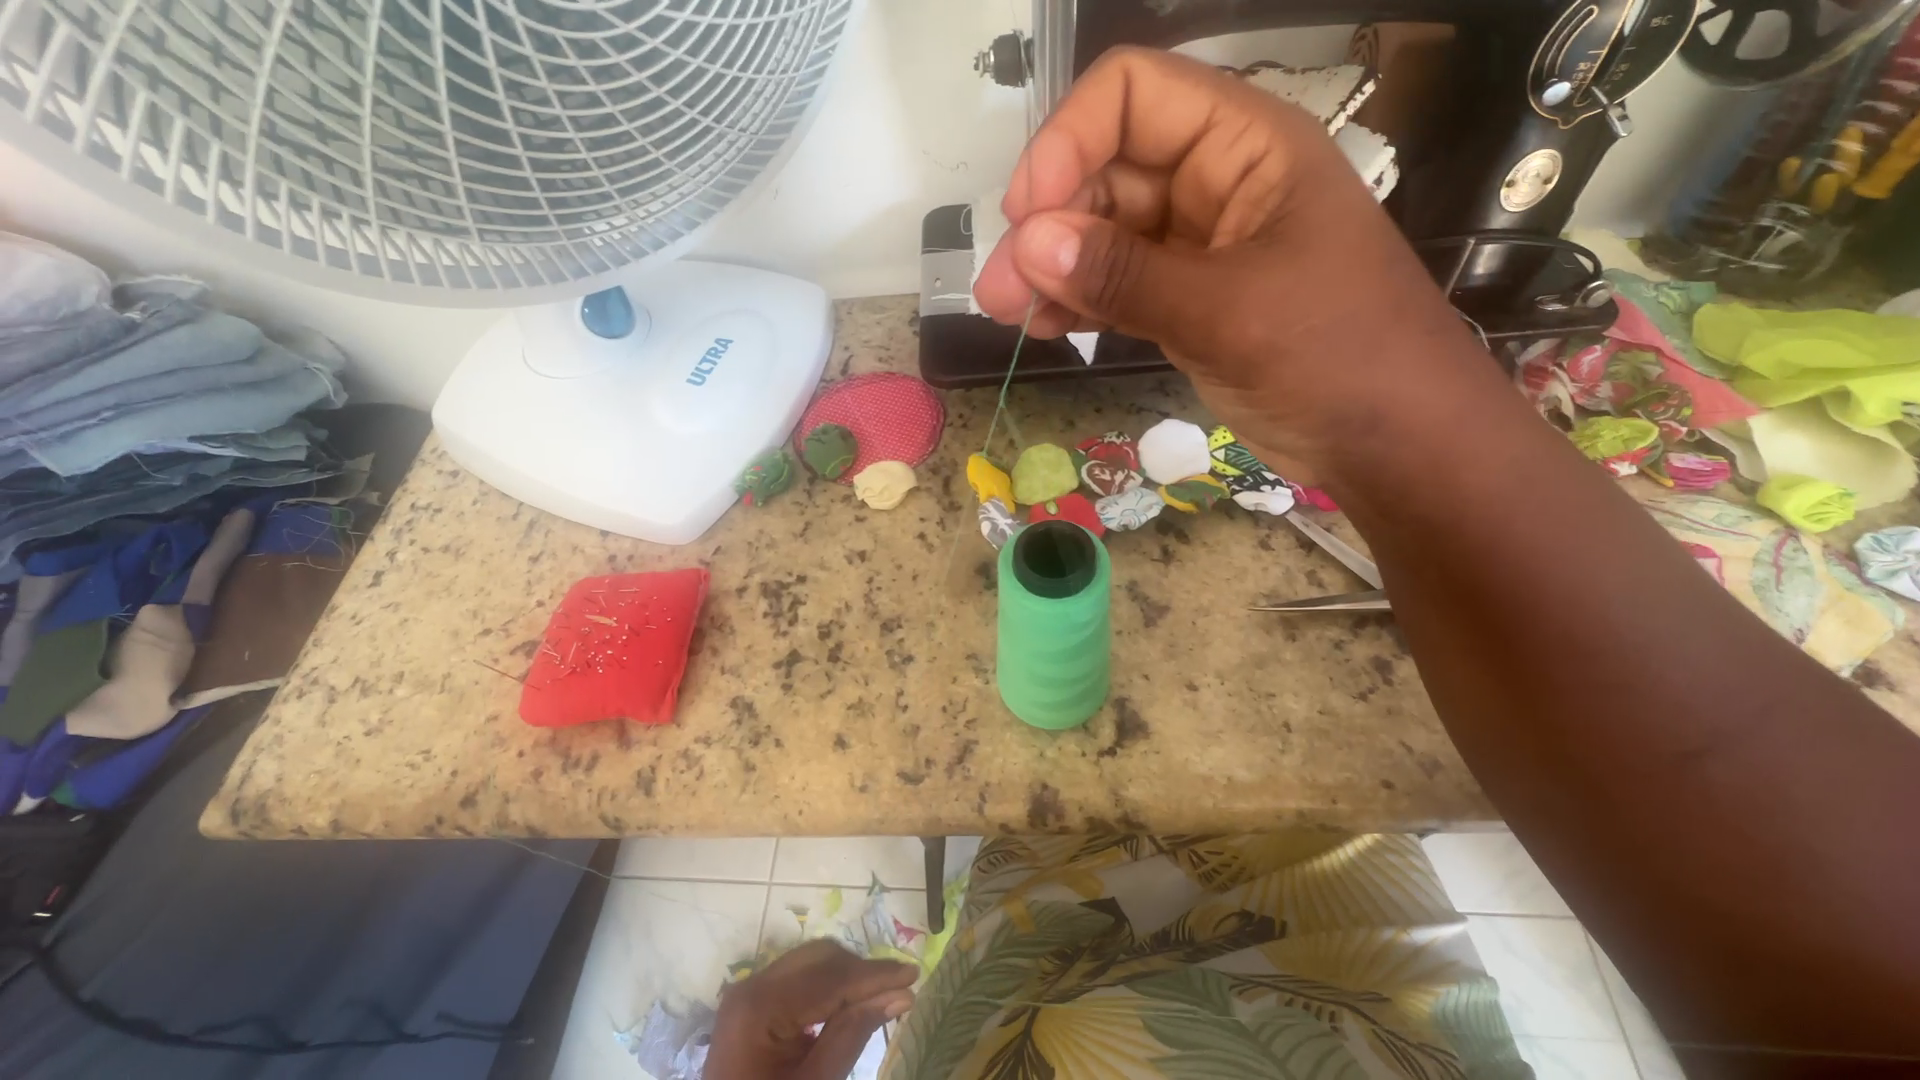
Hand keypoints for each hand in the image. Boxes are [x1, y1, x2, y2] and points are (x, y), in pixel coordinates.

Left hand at [705, 941, 916, 1079]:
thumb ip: (852, 1034)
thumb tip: (899, 994)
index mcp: (761, 1006)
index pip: (831, 977)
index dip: (875, 975)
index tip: (914, 974)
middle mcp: (751, 986)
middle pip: (820, 958)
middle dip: (861, 971)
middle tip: (897, 991)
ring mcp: (748, 993)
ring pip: (811, 962)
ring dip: (847, 976)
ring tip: (879, 997)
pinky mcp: (751, 1004)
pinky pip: (797, 979)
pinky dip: (827, 986)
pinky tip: (848, 1007)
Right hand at [973, 47, 1493, 483]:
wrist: (1396, 443)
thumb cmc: (1339, 355)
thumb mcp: (1229, 310)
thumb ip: (1126, 275)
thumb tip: (1026, 243)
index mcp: (1245, 144)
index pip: (1133, 95)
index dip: (1068, 141)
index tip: (1027, 215)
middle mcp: (1215, 180)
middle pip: (1104, 168)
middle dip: (1047, 223)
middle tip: (1000, 292)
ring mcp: (1198, 244)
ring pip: (1102, 232)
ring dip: (1052, 267)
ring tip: (1011, 317)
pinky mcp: (1186, 299)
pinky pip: (1116, 282)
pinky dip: (1077, 301)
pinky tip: (1045, 328)